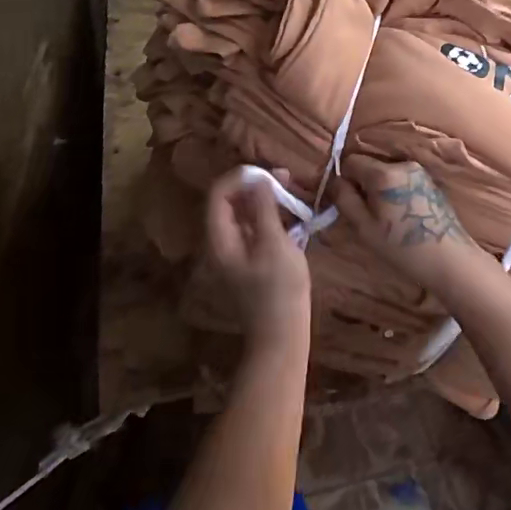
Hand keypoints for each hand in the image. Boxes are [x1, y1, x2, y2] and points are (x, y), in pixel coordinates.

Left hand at [206, 168, 311, 354]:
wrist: (282, 336)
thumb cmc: (279, 289)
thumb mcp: (274, 243)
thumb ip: (264, 208)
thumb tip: (259, 178)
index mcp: (219, 237)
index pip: (219, 193)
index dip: (242, 177)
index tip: (270, 174)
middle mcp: (220, 241)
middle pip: (229, 201)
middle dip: (255, 186)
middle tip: (285, 179)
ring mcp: (234, 252)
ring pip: (243, 214)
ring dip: (264, 200)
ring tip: (291, 194)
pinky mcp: (248, 260)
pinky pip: (253, 229)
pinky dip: (268, 217)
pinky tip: (290, 216)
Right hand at [333, 155, 486, 289]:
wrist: (450, 260)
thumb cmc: (401, 246)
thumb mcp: (364, 227)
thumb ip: (344, 199)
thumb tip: (336, 181)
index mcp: (383, 173)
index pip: (351, 160)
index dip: (343, 178)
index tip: (345, 200)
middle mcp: (402, 164)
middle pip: (369, 164)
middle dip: (361, 183)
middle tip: (363, 212)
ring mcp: (419, 172)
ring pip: (385, 172)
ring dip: (377, 187)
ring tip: (383, 215)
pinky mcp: (429, 182)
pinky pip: (400, 178)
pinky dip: (393, 190)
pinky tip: (399, 214)